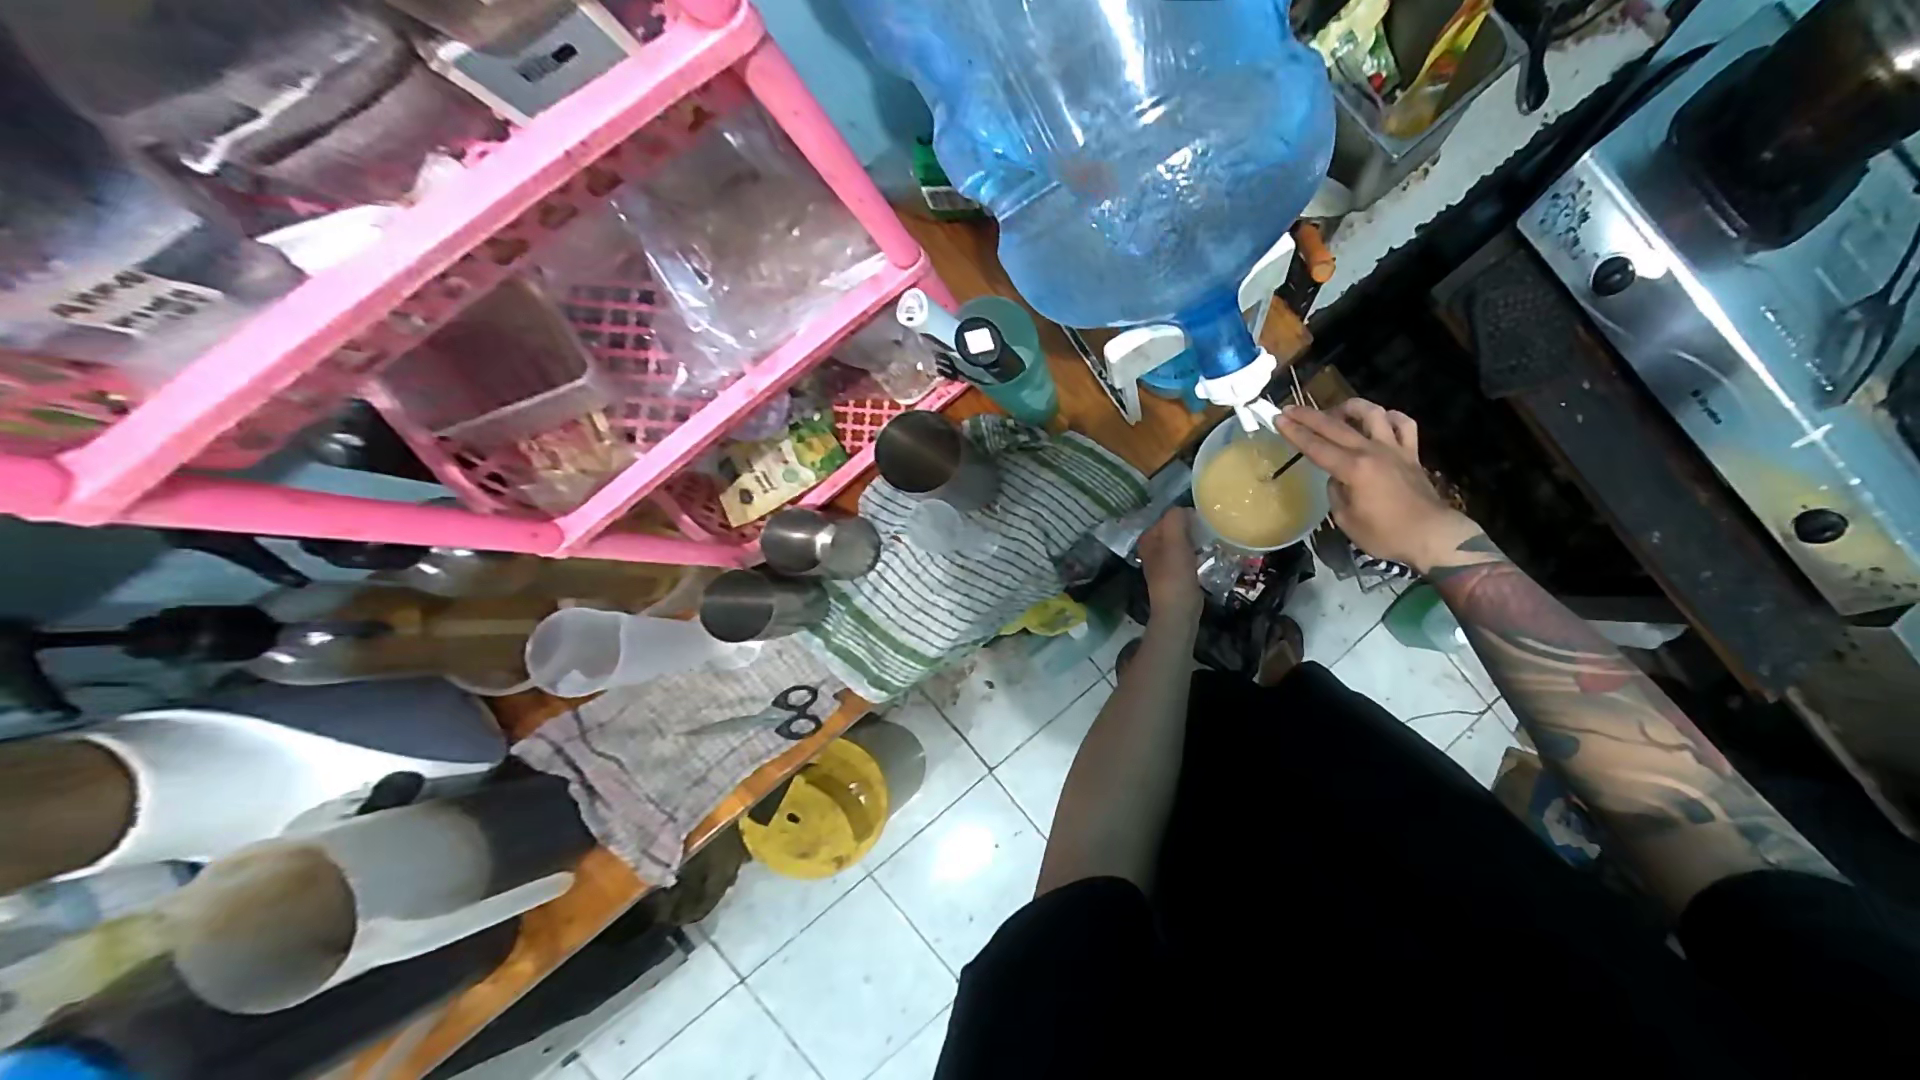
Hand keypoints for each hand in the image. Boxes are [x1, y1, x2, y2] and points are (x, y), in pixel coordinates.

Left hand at [1138, 507, 1203, 622]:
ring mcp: (1164, 561)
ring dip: (1196, 539)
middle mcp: (1152, 548)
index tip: (1204, 519)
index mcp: (1148, 538)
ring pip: (1183, 541)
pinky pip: (1188, 554)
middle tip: (1210, 528)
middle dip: (1192, 527)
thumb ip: (1175, 520)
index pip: (1169, 516)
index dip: (1186, 515)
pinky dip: (1197, 552)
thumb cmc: (1175, 573)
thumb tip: (1184, 509)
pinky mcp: (1176, 573)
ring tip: (1212, 538)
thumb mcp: (1174, 541)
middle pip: (1176, 529)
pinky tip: (1209, 553)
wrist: (1178, 609)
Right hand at [1276, 399, 1480, 572]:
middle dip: (1309, 416)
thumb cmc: (1385, 534)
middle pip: (1336, 426)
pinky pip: (1403, 425)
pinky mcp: (1411, 454)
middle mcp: (1372, 452)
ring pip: (1373, 414)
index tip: (1278, 419)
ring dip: (1351, 408)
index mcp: (1353, 469)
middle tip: (1290, 408)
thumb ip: (1336, 491)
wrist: (1433, 536)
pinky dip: (1389, 418)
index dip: (1295, 432)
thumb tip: (1337, 478)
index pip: (1316, 447)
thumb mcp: (1345, 519)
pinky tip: (1379, 420)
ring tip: (1337, 411)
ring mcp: (1395, 449)